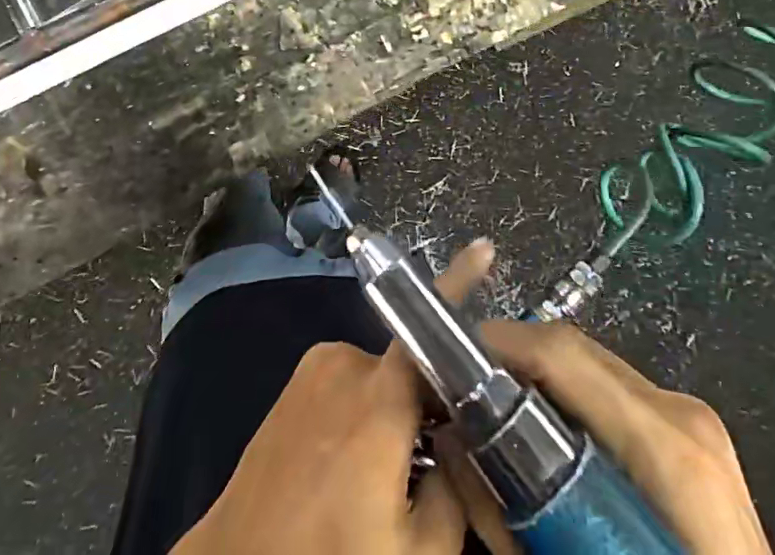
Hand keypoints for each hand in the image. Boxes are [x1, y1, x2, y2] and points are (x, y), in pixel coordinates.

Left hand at [171, 241, 496, 554]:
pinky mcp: (291, 387)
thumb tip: (463, 447)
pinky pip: (348, 386)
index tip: (482, 250)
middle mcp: (341, 365)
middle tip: (440, 457)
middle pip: (410, 365)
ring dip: (397, 412)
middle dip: (432, 401)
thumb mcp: (418, 551)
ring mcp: (310, 372)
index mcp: (376, 397)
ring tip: (393, 473)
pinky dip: (366, 412)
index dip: (459, 285)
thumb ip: (458, 491)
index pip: (426, 327)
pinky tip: (357, 464)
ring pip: (379, 380)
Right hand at [447, 320, 771, 554]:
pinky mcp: (695, 434)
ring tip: (503, 420)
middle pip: (571, 348)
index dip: (497, 343)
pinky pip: (612, 391)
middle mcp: (682, 414)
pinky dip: (571, 400)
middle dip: (511, 362)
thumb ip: (506, 512)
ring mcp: (695, 421)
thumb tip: (450, 446)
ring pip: (589, 365)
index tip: (450, 360)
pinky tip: (554, 444)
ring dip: (539, 380)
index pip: (560, 351)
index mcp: (666, 444)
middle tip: (467, 394)